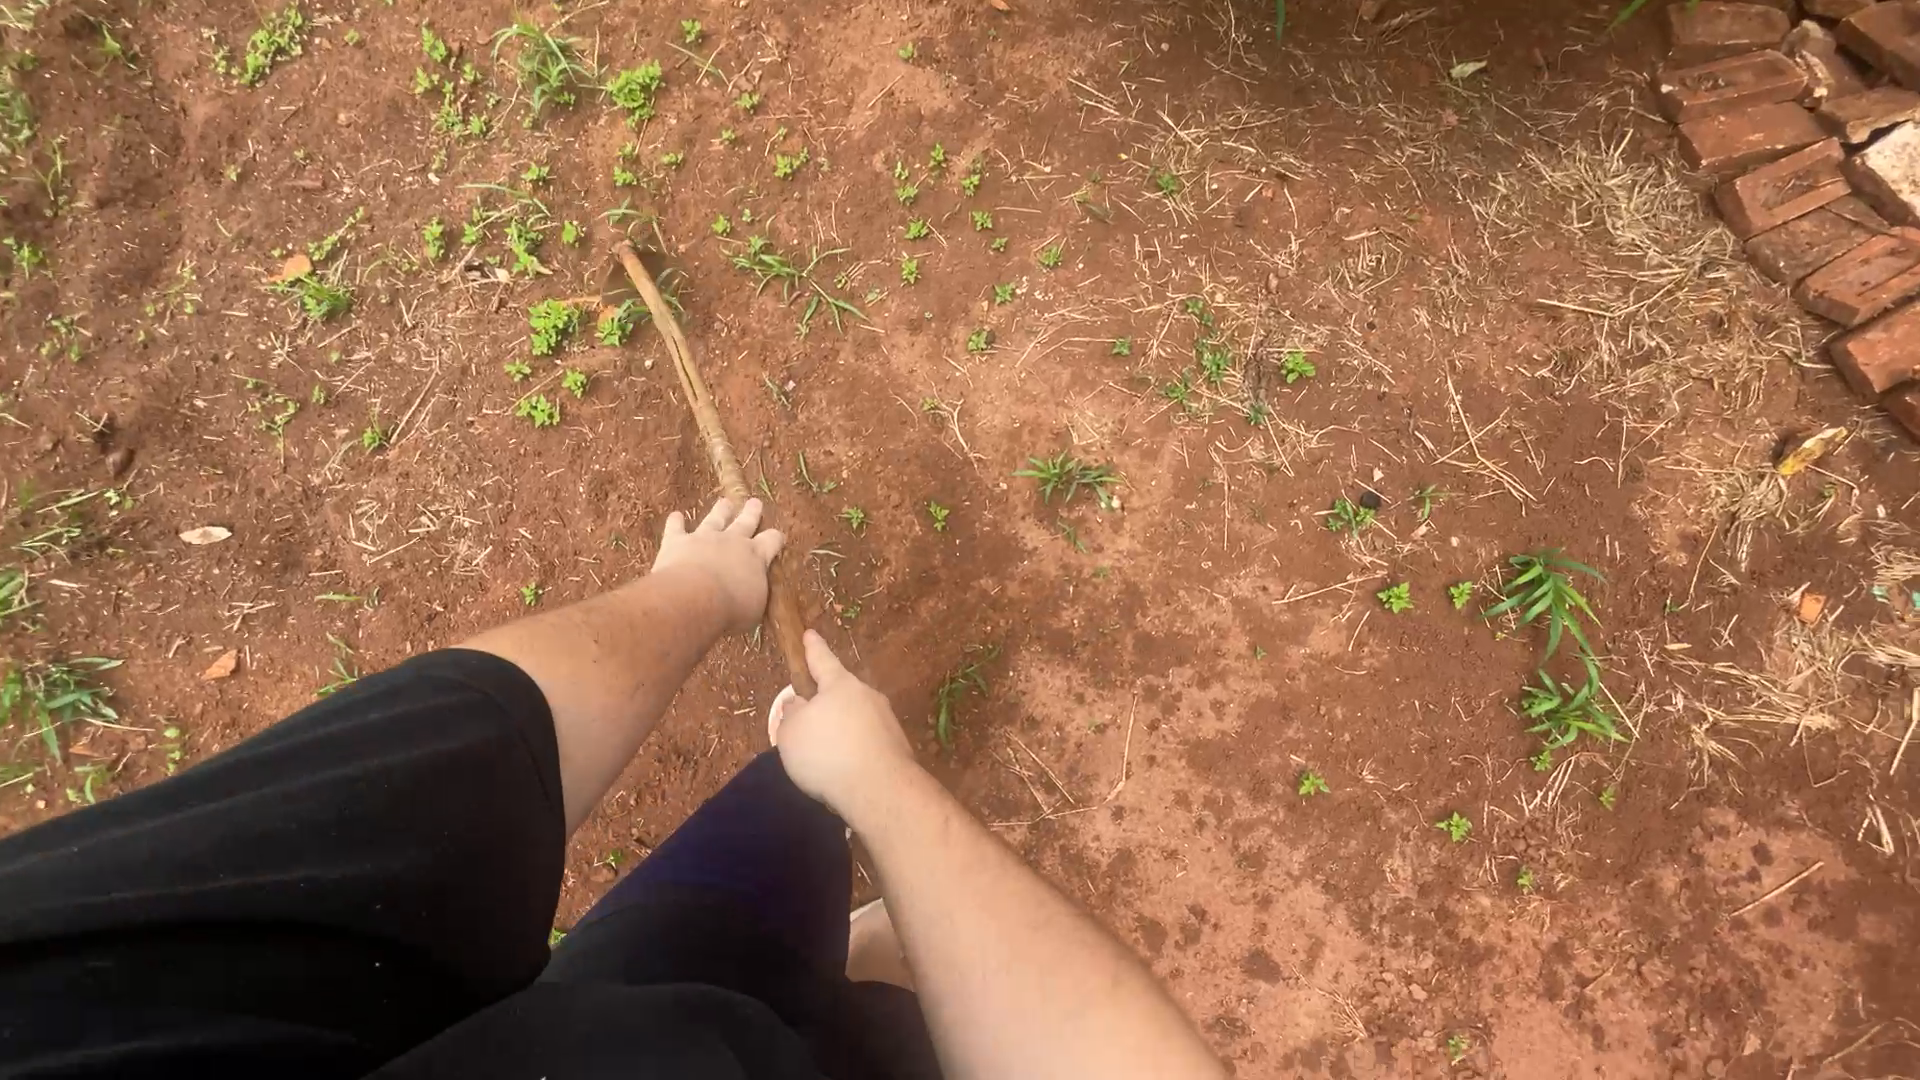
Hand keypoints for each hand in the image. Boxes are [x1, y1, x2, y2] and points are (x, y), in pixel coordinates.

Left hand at [652, 498, 783, 633]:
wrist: (694, 599)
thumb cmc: (730, 609)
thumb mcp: (754, 609)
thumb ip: (755, 596)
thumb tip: (754, 595)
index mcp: (756, 557)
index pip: (771, 542)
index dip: (775, 538)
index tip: (778, 536)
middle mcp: (732, 542)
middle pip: (745, 523)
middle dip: (751, 513)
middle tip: (755, 502)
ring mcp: (704, 538)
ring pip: (714, 519)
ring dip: (720, 511)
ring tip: (725, 503)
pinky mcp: (677, 542)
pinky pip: (676, 528)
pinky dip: (676, 522)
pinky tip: (676, 516)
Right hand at [775, 631, 921, 819]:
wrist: (879, 789)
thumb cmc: (827, 753)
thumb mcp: (791, 733)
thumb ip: (791, 714)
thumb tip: (798, 703)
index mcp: (841, 685)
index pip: (822, 659)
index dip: (813, 648)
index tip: (810, 634)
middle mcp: (868, 696)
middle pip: (842, 693)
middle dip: (826, 702)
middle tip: (808, 718)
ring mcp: (886, 721)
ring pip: (855, 719)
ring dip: (840, 731)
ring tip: (822, 756)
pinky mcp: (897, 747)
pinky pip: (866, 743)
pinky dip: (853, 751)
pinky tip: (842, 771)